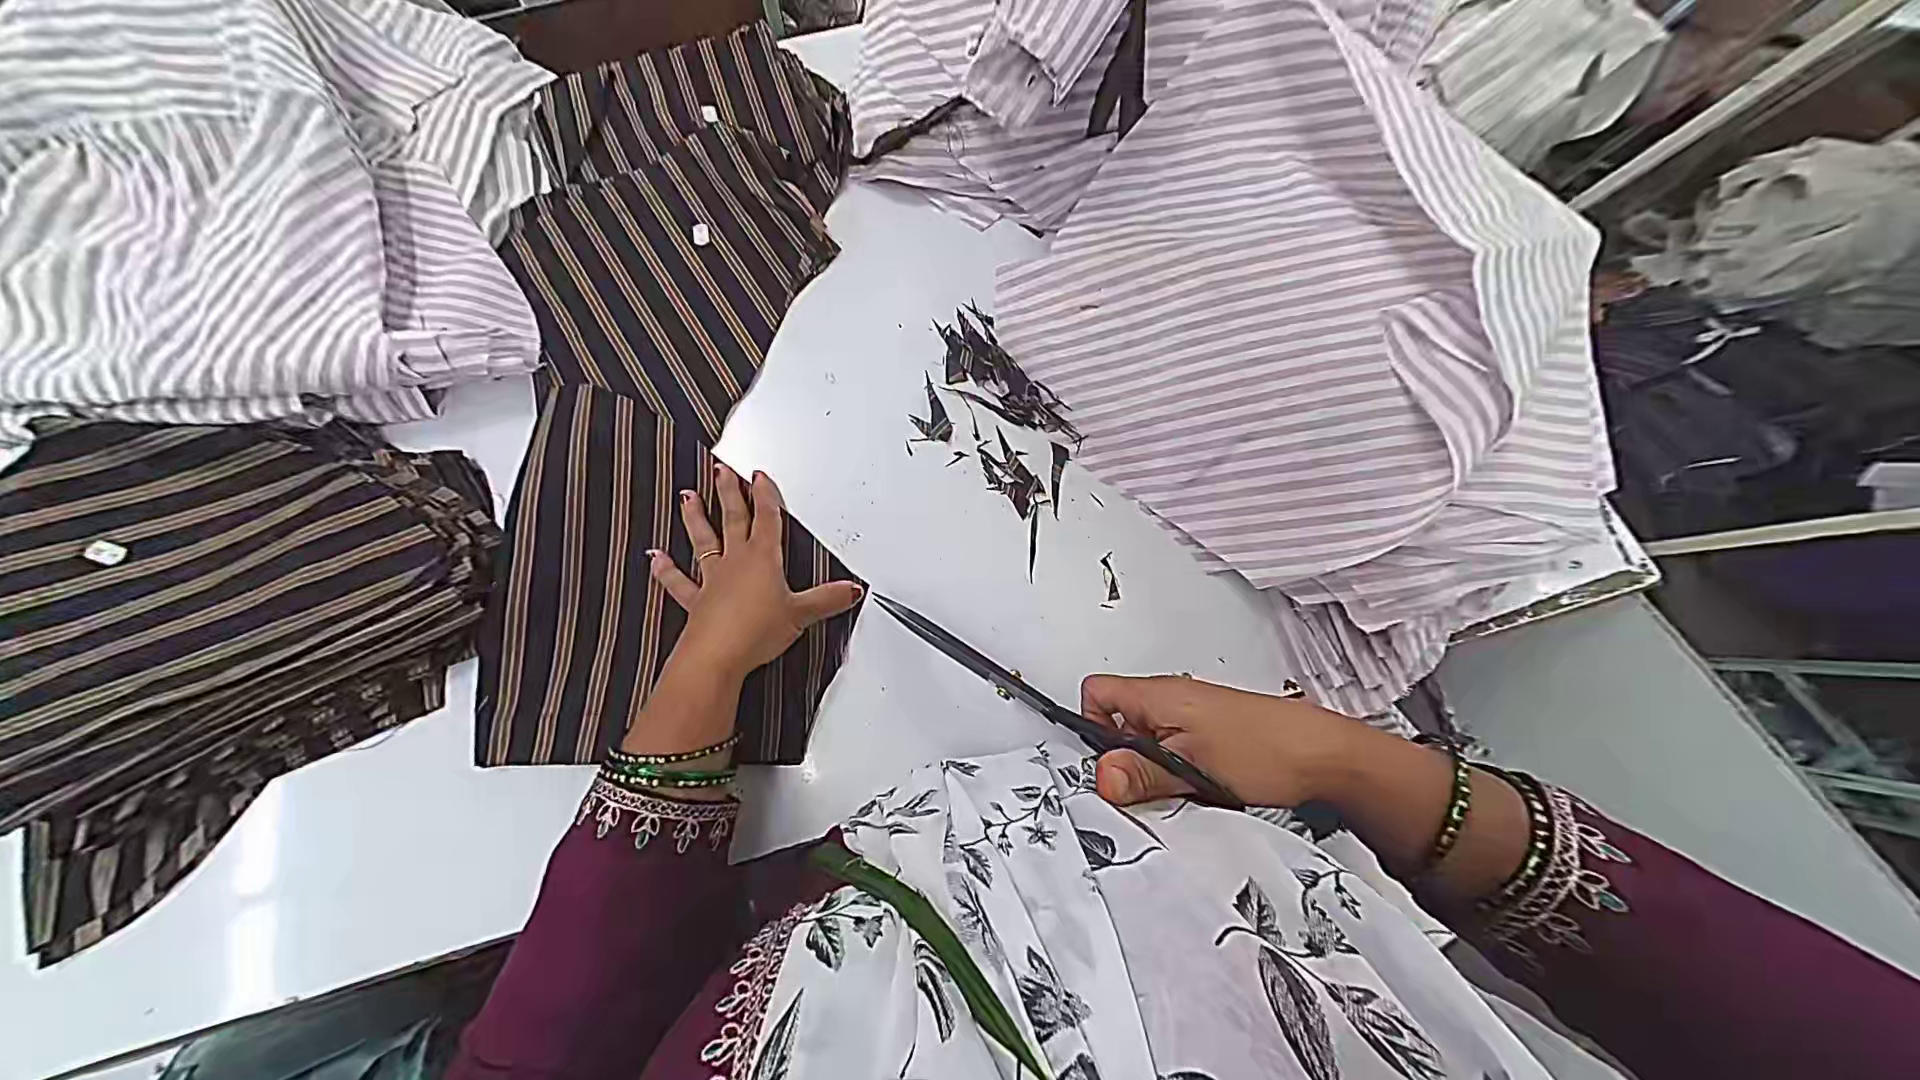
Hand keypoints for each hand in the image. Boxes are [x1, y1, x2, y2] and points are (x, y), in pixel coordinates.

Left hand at [649, 465, 863, 682]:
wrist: (717, 656)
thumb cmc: (754, 631)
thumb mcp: (802, 614)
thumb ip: (828, 599)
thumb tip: (850, 590)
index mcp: (762, 558)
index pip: (766, 518)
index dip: (765, 494)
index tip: (759, 476)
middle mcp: (735, 563)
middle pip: (733, 519)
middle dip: (729, 493)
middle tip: (721, 471)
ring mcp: (712, 580)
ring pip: (704, 540)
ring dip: (695, 517)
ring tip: (688, 497)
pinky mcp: (697, 602)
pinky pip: (678, 582)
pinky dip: (666, 570)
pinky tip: (655, 558)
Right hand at [1079, 675, 1373, 807]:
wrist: (1327, 756)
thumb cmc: (1269, 749)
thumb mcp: (1192, 769)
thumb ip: (1142, 774)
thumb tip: (1102, 776)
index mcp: (1157, 695)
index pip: (1095, 694)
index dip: (1090, 727)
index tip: (1106, 761)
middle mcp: (1171, 698)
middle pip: (1119, 721)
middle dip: (1127, 757)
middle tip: (1150, 781)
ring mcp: (1191, 715)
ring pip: (1148, 738)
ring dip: (1156, 766)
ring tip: (1184, 785)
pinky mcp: (1209, 731)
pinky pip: (1174, 747)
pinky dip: (1179, 768)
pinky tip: (1202, 785)